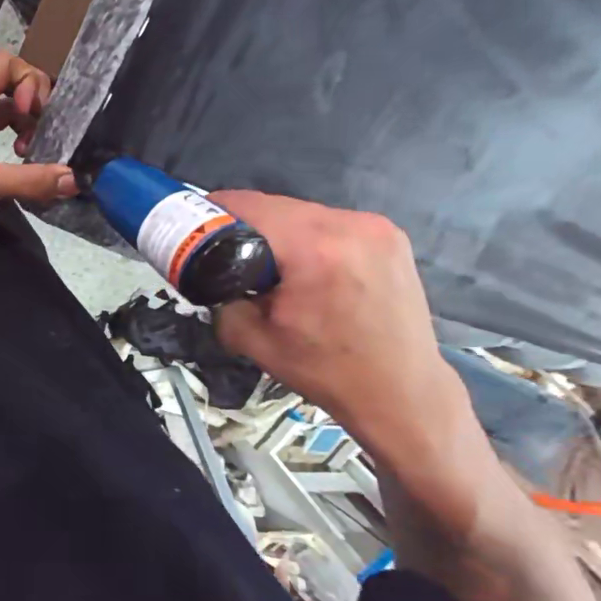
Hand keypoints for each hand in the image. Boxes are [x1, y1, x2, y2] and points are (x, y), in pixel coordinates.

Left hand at [0, 51, 78, 223]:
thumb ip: (32, 181)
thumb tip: (74, 180)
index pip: (6, 61)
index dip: (29, 80)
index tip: (31, 114)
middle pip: (8, 79)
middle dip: (31, 101)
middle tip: (39, 132)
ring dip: (20, 120)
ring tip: (26, 150)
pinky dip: (5, 130)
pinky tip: (10, 156)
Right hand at [209, 191, 453, 426]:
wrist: (403, 394)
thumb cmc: (328, 372)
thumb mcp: (257, 341)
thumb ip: (224, 302)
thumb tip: (214, 280)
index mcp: (314, 248)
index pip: (250, 206)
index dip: (216, 210)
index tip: (197, 224)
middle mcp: (349, 225)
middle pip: (279, 206)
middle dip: (250, 225)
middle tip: (229, 251)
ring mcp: (376, 227)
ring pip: (307, 213)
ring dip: (283, 231)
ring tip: (273, 263)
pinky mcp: (391, 236)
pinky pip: (334, 224)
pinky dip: (314, 238)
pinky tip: (311, 266)